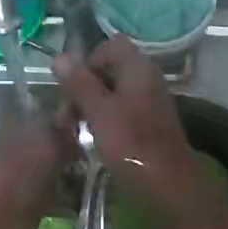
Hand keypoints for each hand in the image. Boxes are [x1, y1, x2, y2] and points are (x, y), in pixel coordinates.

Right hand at [53, 38, 206, 216]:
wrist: (168, 182)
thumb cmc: (131, 143)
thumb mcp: (99, 112)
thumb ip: (80, 84)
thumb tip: (59, 56)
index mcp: (138, 69)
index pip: (111, 46)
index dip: (88, 61)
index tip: (72, 87)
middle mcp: (147, 79)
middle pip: (109, 71)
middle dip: (83, 90)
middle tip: (64, 118)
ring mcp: (150, 102)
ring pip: (112, 95)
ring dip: (89, 110)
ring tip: (71, 133)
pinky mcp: (149, 124)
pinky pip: (121, 113)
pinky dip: (104, 122)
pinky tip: (89, 142)